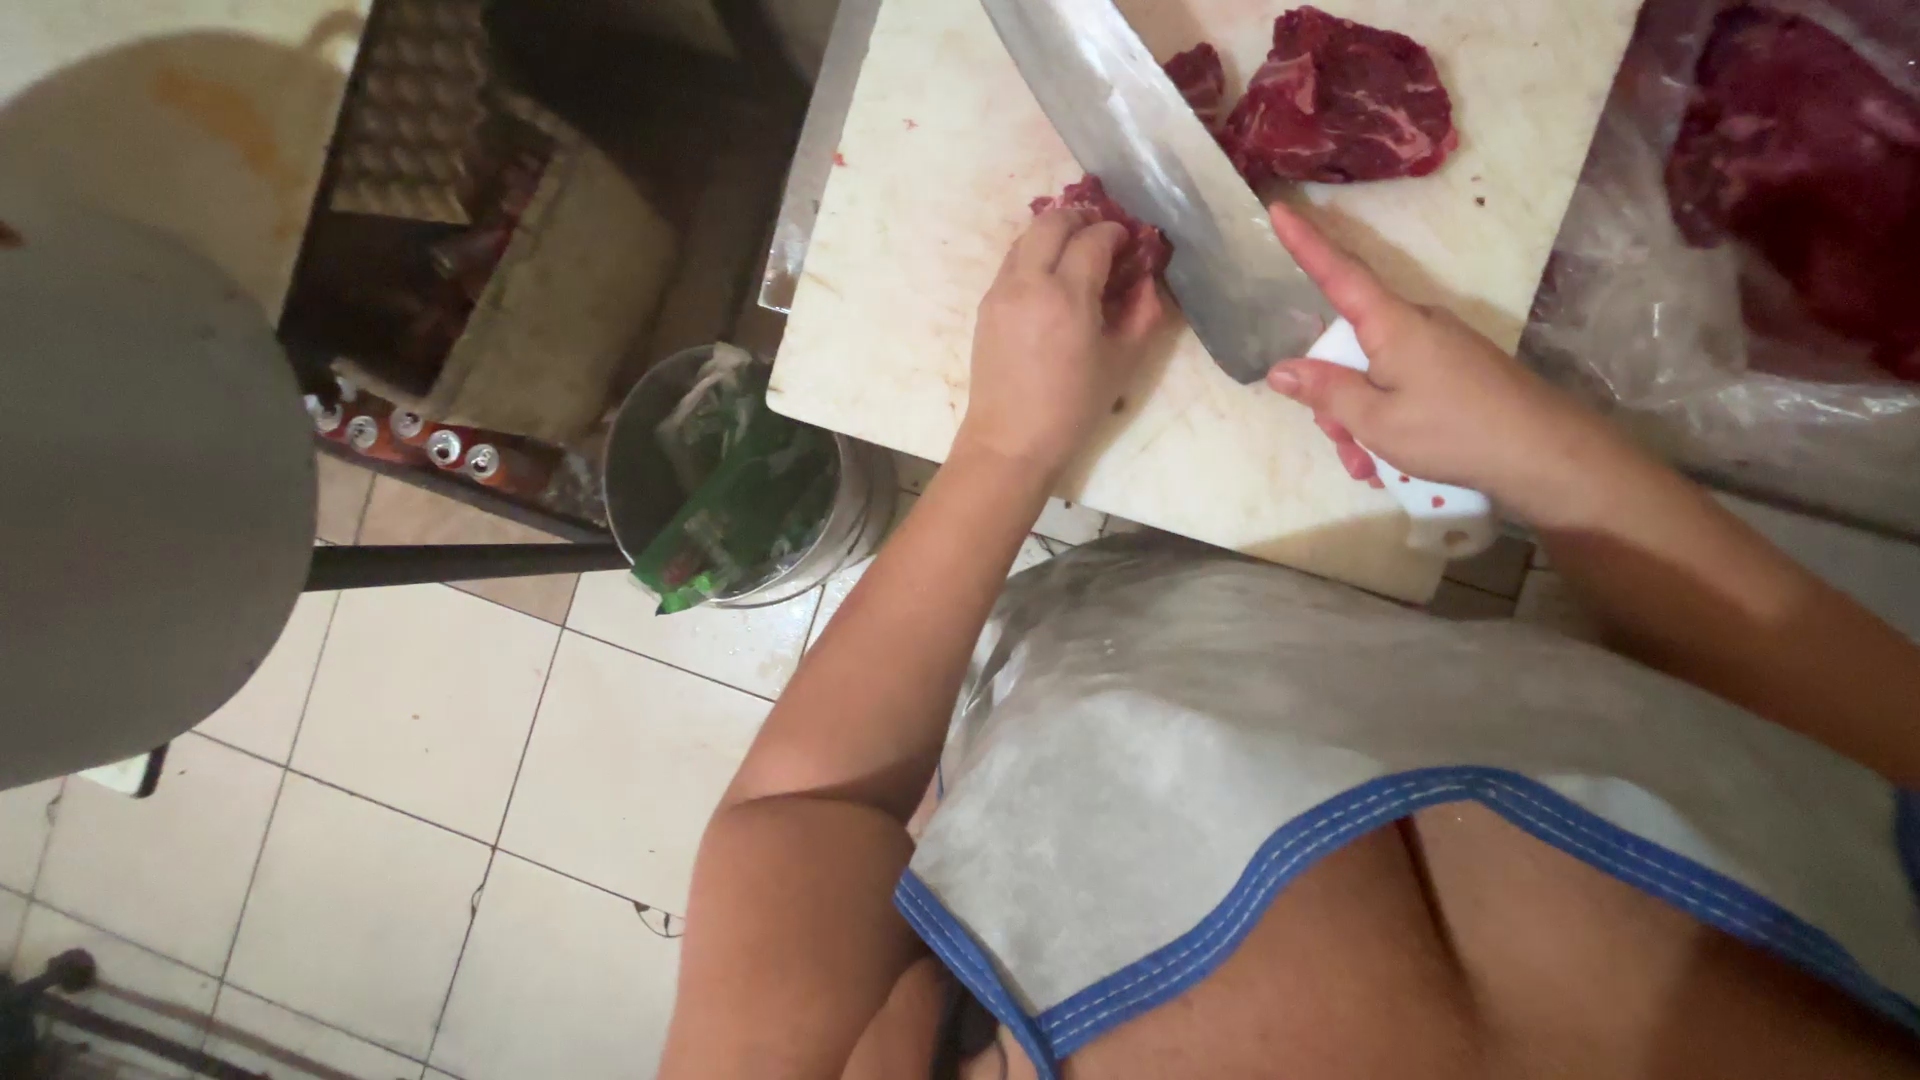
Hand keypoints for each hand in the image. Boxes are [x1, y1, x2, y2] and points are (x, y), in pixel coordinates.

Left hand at [955, 209, 1163, 481]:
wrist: (1010, 440)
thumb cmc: (1071, 409)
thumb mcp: (1121, 364)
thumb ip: (1143, 314)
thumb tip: (1147, 280)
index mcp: (1067, 296)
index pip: (1094, 239)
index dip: (1117, 234)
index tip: (1129, 244)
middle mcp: (1029, 283)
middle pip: (1052, 222)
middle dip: (1081, 219)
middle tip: (1101, 235)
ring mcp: (1001, 293)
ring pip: (1025, 237)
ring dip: (1053, 234)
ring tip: (1074, 252)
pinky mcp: (985, 307)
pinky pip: (1010, 263)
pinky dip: (1032, 256)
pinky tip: (1048, 280)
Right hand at [1263, 203, 1628, 521]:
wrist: (1546, 454)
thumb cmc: (1454, 431)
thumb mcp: (1375, 419)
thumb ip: (1326, 392)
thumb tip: (1282, 369)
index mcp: (1394, 325)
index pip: (1339, 275)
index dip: (1306, 244)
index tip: (1281, 210)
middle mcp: (1415, 325)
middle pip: (1348, 347)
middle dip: (1333, 397)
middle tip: (1343, 443)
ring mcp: (1437, 348)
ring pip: (1371, 376)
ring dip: (1359, 422)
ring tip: (1368, 466)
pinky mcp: (1453, 370)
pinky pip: (1398, 388)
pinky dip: (1384, 423)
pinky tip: (1390, 463)